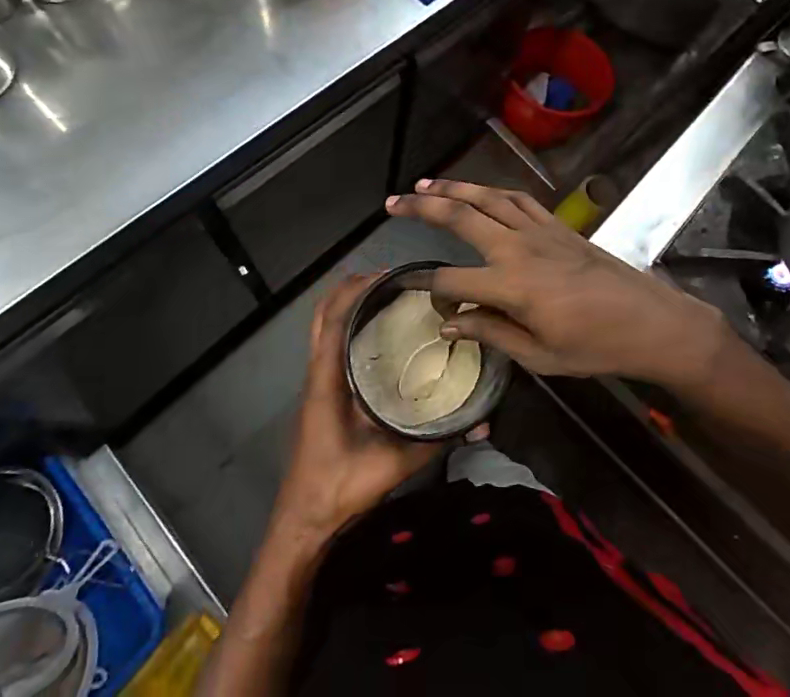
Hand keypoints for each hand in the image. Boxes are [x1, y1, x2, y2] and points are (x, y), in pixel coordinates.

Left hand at [274, 272, 439, 539]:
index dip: (355, 291)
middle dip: (350, 290)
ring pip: (323, 329)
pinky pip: (329, 347)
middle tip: (391, 281)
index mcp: (326, 380)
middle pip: (323, 315)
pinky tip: (376, 336)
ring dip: (346, 306)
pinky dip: (346, 328)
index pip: (332, 320)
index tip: (388, 276)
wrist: (307, 514)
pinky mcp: (320, 393)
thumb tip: (482, 422)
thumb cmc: (342, 485)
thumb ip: (436, 441)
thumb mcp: (394, 463)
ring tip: (385, 298)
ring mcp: (315, 382)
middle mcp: (316, 373)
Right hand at [385, 179, 734, 390]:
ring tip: (422, 185)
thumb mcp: (540, 355)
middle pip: (459, 217)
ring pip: (485, 198)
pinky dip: (490, 190)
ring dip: (451, 188)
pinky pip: (517, 199)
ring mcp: (539, 232)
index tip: (411, 293)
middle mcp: (518, 249)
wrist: (656, 324)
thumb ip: (490, 333)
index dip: (425, 287)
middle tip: (392, 203)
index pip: (450, 279)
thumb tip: (448, 323)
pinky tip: (476, 191)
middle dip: (421, 208)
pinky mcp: (557, 226)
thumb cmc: (597, 347)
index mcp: (511, 286)